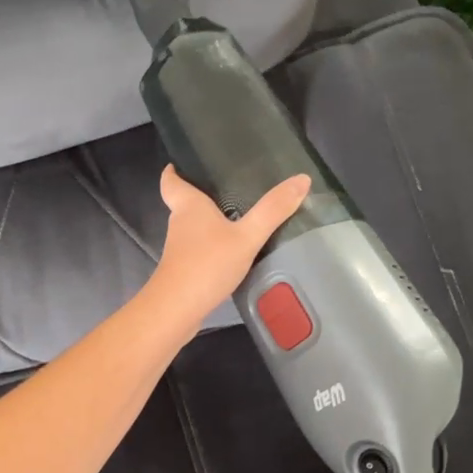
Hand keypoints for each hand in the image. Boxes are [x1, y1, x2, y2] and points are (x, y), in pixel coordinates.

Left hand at [145, 165, 309, 328]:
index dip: (174, 170)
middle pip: (184, 203)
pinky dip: (212, 248)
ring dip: (208, 224)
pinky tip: (232, 253)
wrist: (177, 309)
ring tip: (236, 217)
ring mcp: (179, 249)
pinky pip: (198, 251)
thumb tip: (302, 178)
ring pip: (192, 228)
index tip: (181, 162)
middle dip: (201, 196)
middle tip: (226, 188)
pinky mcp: (183, 271)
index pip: (171, 181)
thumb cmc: (207, 264)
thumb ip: (272, 210)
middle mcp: (179, 224)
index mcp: (189, 206)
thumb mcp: (247, 236)